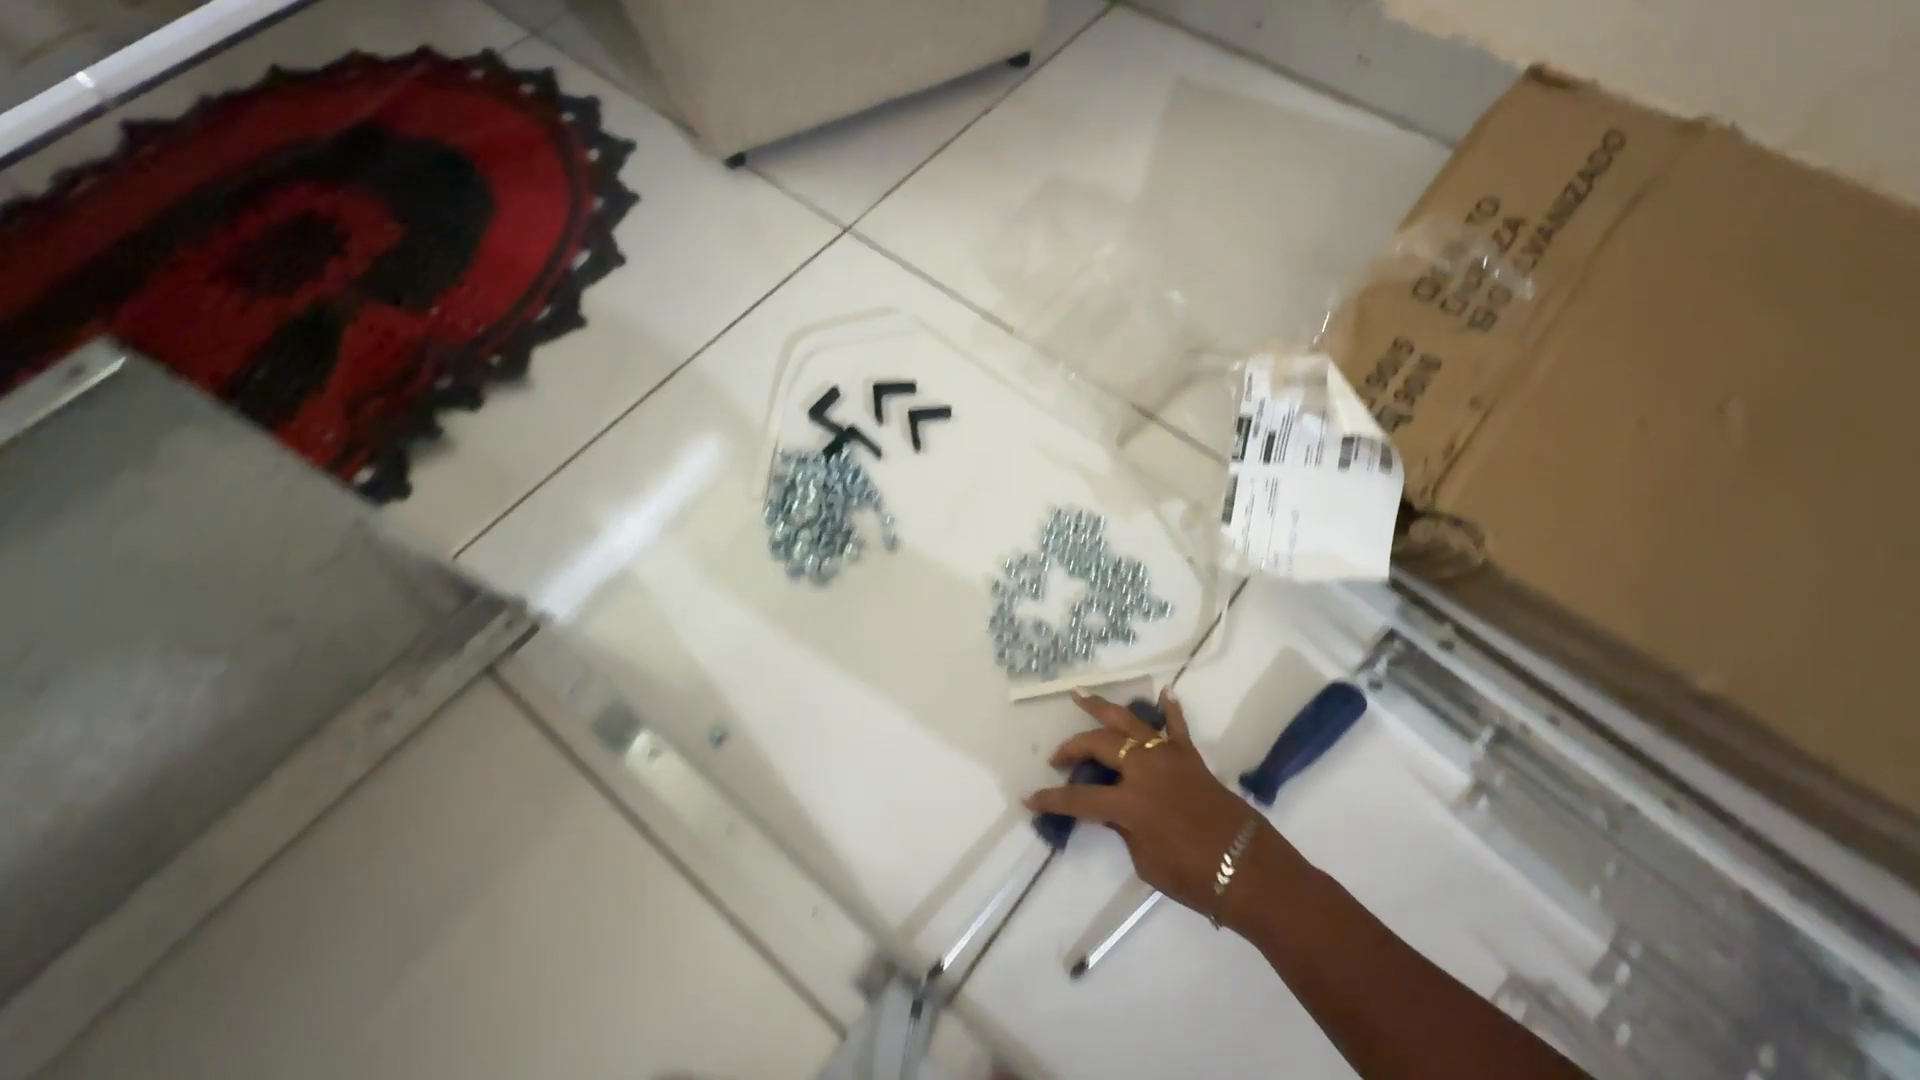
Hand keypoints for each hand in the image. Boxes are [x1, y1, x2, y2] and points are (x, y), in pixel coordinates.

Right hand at [1024, 690, 1286, 924]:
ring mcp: (1170, 759)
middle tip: (1059, 759)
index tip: (1030, 798)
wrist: (1251, 871)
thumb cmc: (1194, 878)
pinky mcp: (1192, 759)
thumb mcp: (1145, 860)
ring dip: (1103, 708)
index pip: (1079, 798)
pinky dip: (1170, 709)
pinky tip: (1164, 692)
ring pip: (1130, 723)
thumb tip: (1113, 811)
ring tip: (1080, 695)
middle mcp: (1146, 771)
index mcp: (1130, 803)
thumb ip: (1123, 829)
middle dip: (1073, 749)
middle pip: (1100, 747)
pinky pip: (1177, 728)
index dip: (1051, 800)